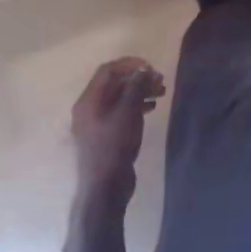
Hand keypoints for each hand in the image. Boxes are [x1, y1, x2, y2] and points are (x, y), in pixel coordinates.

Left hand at [69, 57, 163, 204]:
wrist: (105, 187)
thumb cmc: (114, 146)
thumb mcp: (127, 113)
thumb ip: (135, 88)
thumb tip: (143, 70)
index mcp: (88, 100)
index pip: (108, 71)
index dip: (130, 64)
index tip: (151, 68)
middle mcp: (90, 108)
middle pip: (114, 83)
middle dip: (138, 78)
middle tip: (160, 81)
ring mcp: (97, 122)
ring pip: (120, 97)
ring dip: (140, 91)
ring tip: (161, 93)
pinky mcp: (106, 134)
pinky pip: (121, 111)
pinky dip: (137, 105)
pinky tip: (152, 108)